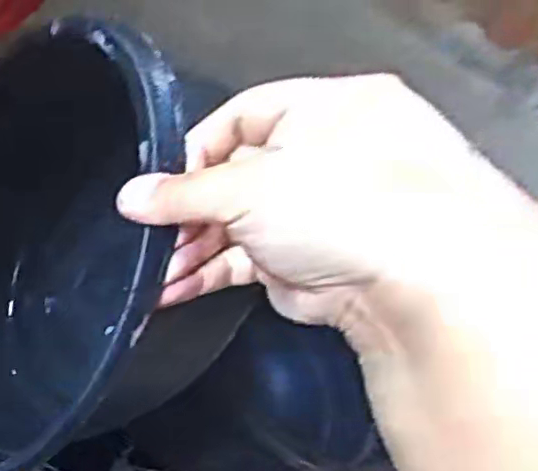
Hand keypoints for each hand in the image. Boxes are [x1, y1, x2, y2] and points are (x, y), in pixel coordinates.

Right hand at [114, 75, 537, 343]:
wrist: (407, 278)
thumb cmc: (357, 209)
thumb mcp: (249, 187)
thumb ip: (179, 194)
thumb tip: (129, 196)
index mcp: (324, 112)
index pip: (238, 116)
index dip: (193, 152)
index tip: (161, 190)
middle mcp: (317, 155)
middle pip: (221, 178)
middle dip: (181, 216)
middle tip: (157, 239)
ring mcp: (304, 207)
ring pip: (221, 225)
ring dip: (183, 252)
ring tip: (159, 273)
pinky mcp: (290, 254)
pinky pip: (228, 260)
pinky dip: (197, 275)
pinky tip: (168, 291)